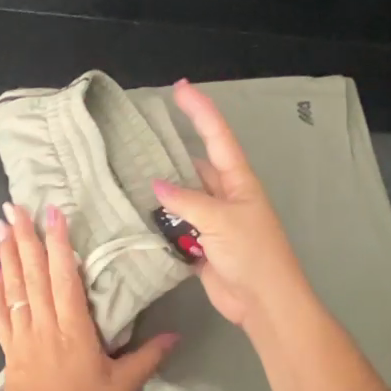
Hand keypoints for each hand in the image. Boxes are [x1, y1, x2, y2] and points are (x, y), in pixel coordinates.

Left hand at [0, 202, 176, 390]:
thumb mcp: (123, 389)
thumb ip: (147, 357)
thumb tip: (176, 334)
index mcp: (73, 329)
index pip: (64, 276)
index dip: (58, 242)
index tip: (52, 212)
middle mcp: (44, 324)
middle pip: (32, 273)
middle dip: (24, 236)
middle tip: (14, 204)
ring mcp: (22, 334)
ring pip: (13, 286)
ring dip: (7, 253)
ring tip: (2, 223)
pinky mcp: (8, 348)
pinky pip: (0, 311)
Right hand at [152, 79, 314, 329]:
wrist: (264, 303)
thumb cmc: (252, 253)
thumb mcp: (220, 220)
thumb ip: (186, 201)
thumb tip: (157, 184)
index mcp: (238, 180)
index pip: (216, 136)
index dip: (199, 110)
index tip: (180, 87)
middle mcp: (225, 194)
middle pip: (194, 165)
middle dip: (171, 151)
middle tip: (137, 136)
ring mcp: (213, 220)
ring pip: (182, 197)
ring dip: (161, 191)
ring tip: (126, 173)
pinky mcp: (201, 244)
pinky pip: (176, 225)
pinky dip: (160, 222)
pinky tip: (136, 214)